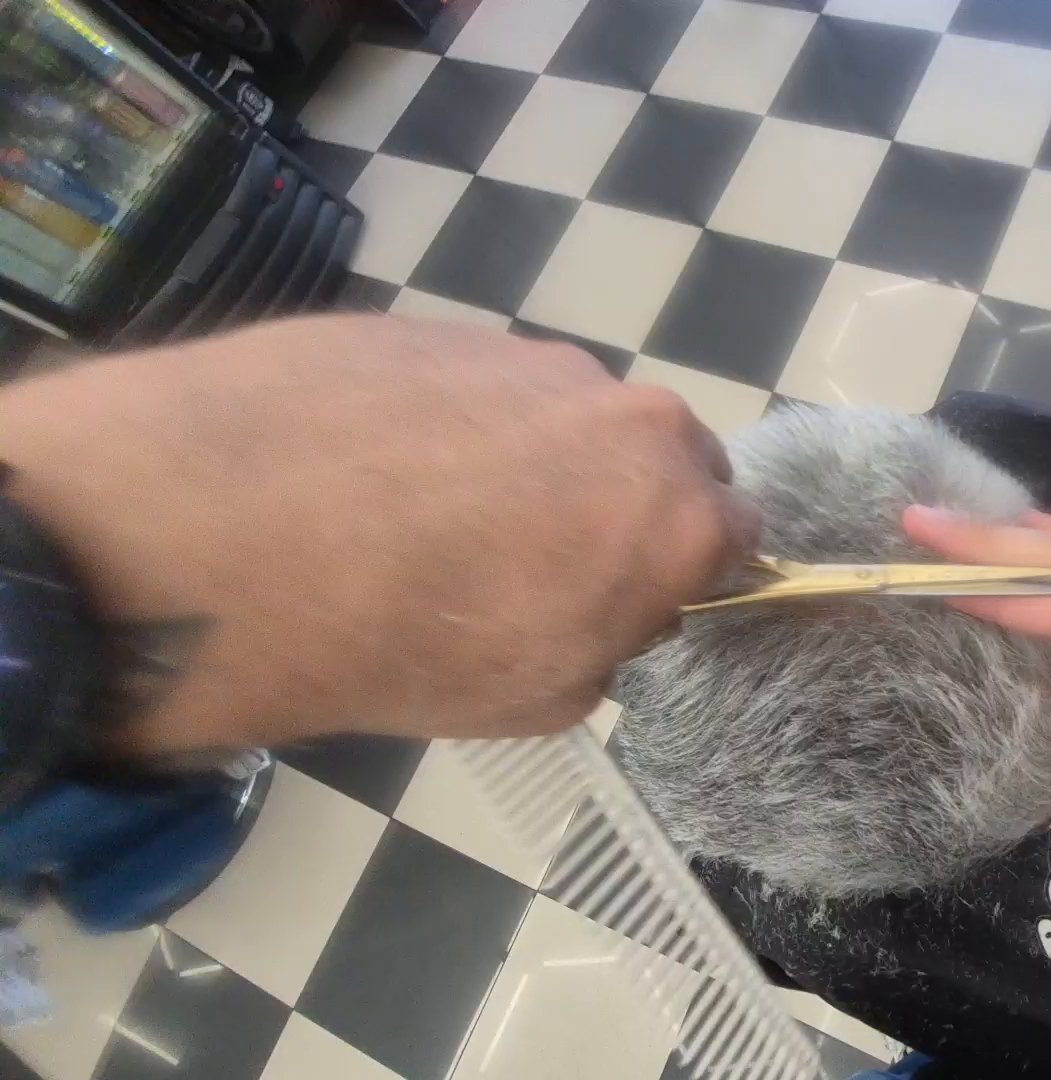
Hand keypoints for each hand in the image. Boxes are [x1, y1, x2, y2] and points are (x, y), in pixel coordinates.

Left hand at [0, 314, 758, 753]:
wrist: (206, 542)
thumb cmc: (411, 646)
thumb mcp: (549, 694)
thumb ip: (620, 638)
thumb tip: (624, 601)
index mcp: (682, 518)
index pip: (747, 530)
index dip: (707, 563)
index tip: (660, 583)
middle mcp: (641, 425)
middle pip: (685, 458)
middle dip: (652, 499)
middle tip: (569, 543)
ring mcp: (551, 365)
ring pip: (597, 416)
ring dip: (570, 454)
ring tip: (465, 497)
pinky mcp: (463, 328)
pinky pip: (509, 383)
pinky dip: (487, 418)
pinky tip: (403, 455)